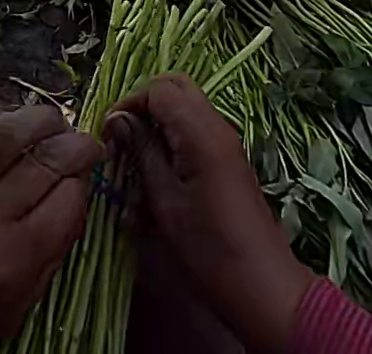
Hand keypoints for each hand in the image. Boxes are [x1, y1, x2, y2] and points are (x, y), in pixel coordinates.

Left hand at [0, 105, 103, 353]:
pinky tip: (23, 127)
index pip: (67, 197)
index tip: (93, 173)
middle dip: (76, 144)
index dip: (85, 180)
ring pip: (9, 132)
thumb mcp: (33, 291)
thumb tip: (83, 179)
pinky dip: (7, 122)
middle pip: (44, 159)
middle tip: (89, 144)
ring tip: (59, 125)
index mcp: (12, 259)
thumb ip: (60, 234)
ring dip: (43, 120)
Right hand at [107, 74, 314, 353]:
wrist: (263, 286)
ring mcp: (225, 140)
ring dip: (157, 121)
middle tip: (121, 134)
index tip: (108, 133)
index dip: (129, 103)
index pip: (159, 89)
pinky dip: (172, 137)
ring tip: (135, 155)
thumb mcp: (165, 202)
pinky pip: (194, 128)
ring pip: (185, 106)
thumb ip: (142, 153)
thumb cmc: (209, 249)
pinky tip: (156, 171)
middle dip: (144, 103)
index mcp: (201, 131)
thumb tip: (118, 120)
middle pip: (176, 87)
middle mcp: (216, 125)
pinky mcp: (227, 157)